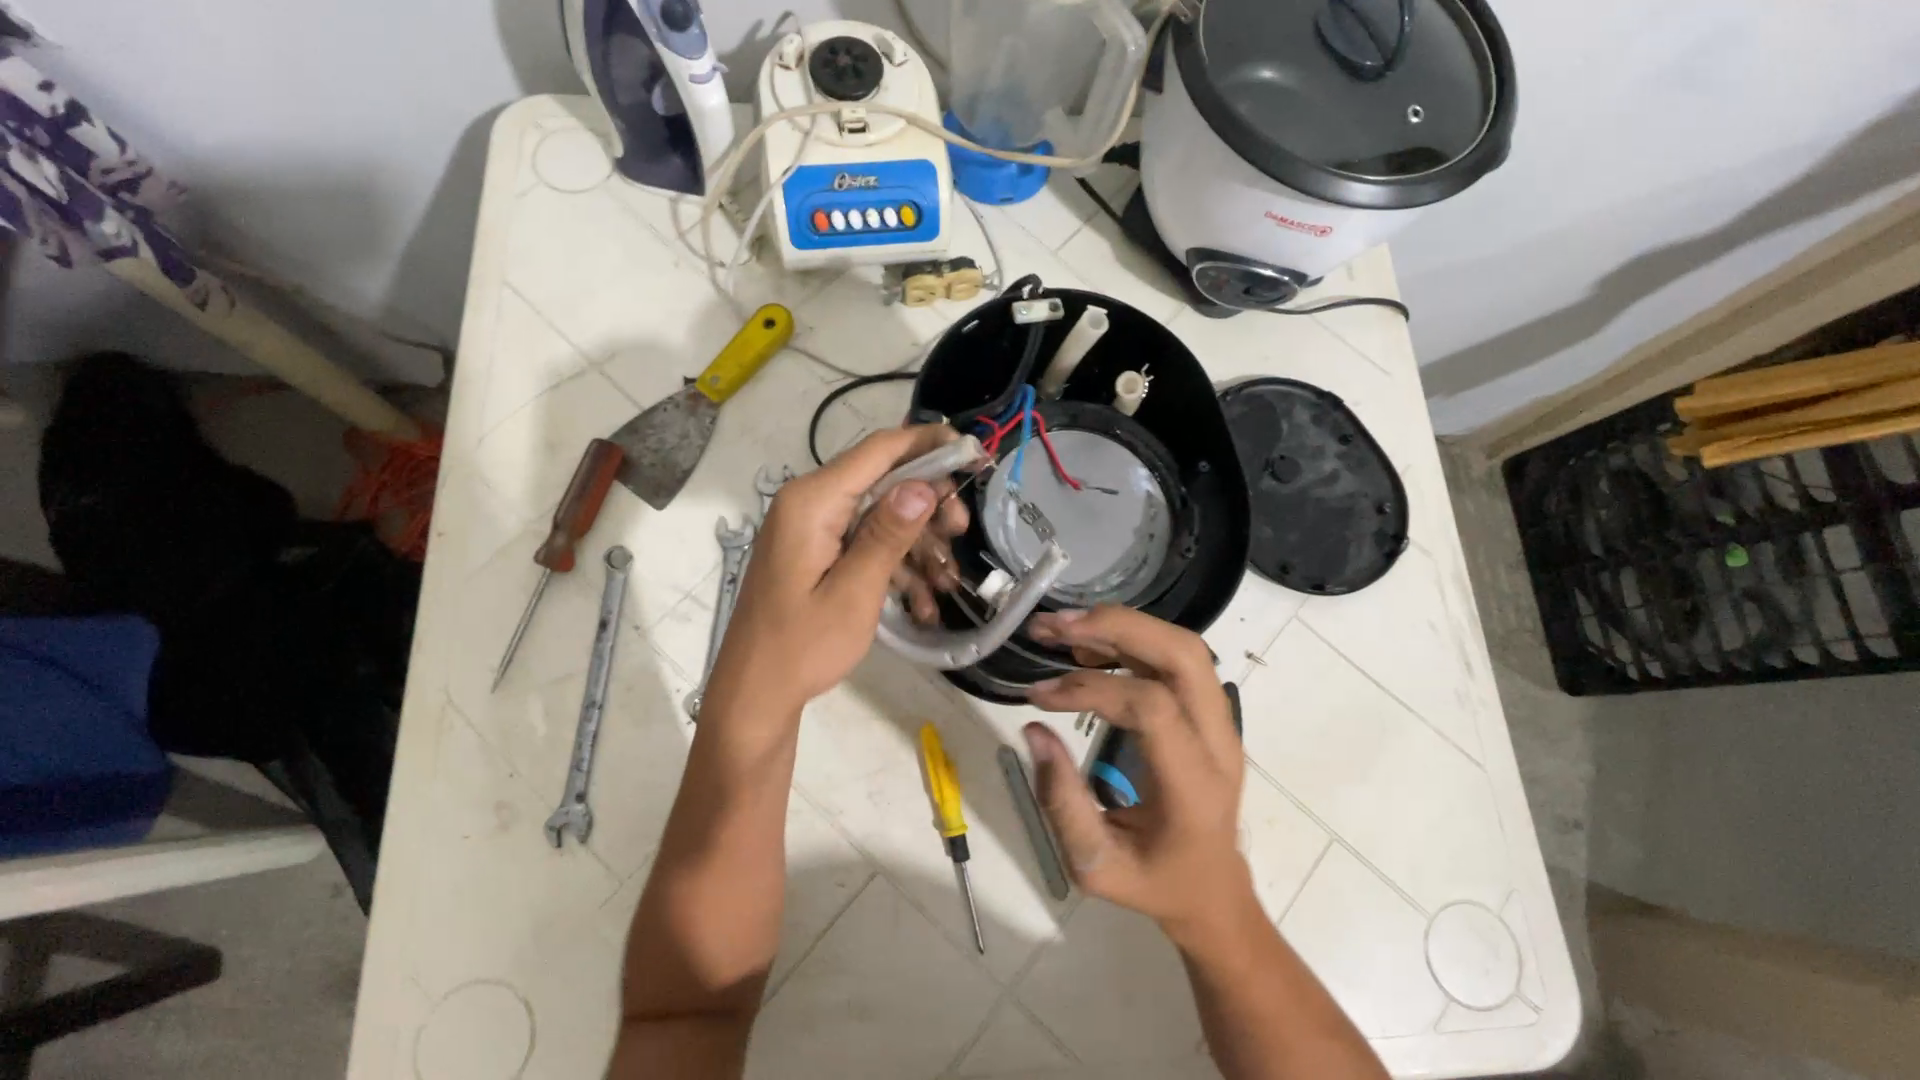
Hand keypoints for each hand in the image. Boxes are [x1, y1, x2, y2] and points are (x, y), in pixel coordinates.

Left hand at [705, 425, 969, 717]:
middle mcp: (809, 503)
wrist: (755, 693)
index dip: (930, 444)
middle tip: (960, 533)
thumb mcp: (854, 593)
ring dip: (918, 542)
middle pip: (883, 479)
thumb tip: (923, 484)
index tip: (974, 454)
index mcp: (813, 502)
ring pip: (880, 514)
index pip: (879, 450)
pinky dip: (895, 564)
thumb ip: (887, 534)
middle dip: (929, 503)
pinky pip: (864, 542)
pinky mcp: (816, 552)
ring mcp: (812, 528)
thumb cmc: (802, 647)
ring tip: (948, 580)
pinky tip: (923, 600)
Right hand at [1022, 607, 1251, 938]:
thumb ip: (1063, 802)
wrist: (1212, 890)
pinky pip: (1177, 659)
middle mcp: (1219, 743)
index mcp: (1194, 785)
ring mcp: (1221, 724)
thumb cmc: (1153, 882)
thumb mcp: (1096, 865)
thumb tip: (1034, 730)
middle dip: (1117, 627)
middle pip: (1184, 655)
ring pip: (1184, 647)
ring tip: (1061, 629)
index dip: (1093, 688)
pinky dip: (1132, 640)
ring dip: (1122, 626)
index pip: (1154, 706)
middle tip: (1054, 627)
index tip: (1040, 696)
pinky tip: (1087, 648)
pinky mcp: (1209, 714)